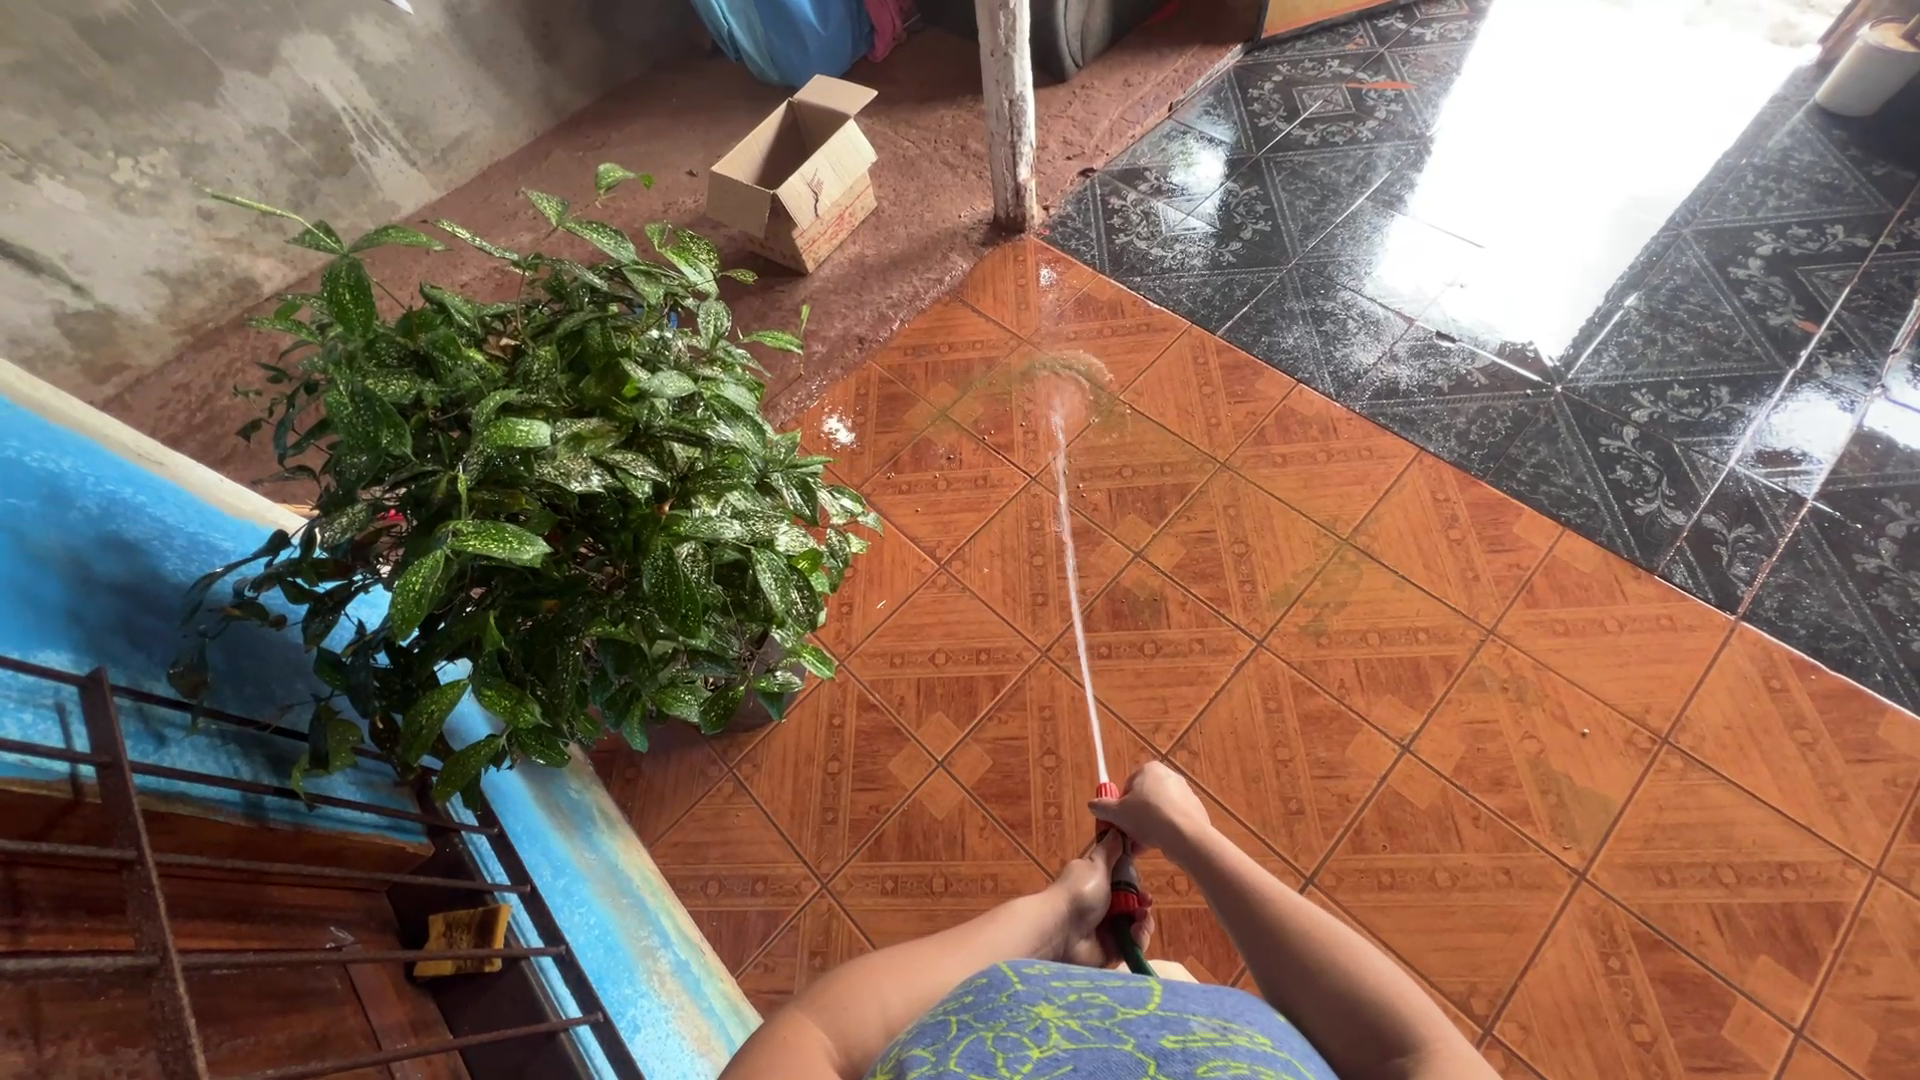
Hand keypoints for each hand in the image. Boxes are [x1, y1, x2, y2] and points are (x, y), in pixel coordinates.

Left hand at [1043, 830, 1153, 967]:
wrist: (1062, 931)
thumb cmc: (1079, 892)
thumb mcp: (1096, 866)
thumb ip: (1109, 851)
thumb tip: (1116, 830)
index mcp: (1096, 882)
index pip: (1122, 880)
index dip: (1134, 880)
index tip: (1142, 879)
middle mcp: (1102, 905)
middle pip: (1132, 903)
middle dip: (1143, 903)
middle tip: (1146, 902)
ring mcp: (1107, 929)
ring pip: (1136, 925)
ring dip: (1144, 921)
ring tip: (1141, 919)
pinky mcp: (1112, 950)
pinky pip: (1133, 945)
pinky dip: (1139, 939)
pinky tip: (1137, 932)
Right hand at [1089, 761, 1212, 859]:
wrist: (1186, 835)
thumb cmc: (1147, 817)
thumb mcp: (1117, 813)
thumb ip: (1102, 807)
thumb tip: (1092, 804)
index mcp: (1149, 769)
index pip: (1128, 786)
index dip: (1121, 806)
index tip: (1119, 822)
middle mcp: (1169, 776)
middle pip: (1144, 800)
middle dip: (1135, 820)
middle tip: (1129, 837)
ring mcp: (1185, 793)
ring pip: (1159, 812)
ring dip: (1149, 828)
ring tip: (1142, 847)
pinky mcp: (1196, 810)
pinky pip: (1174, 820)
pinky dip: (1166, 831)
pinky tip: (1160, 845)